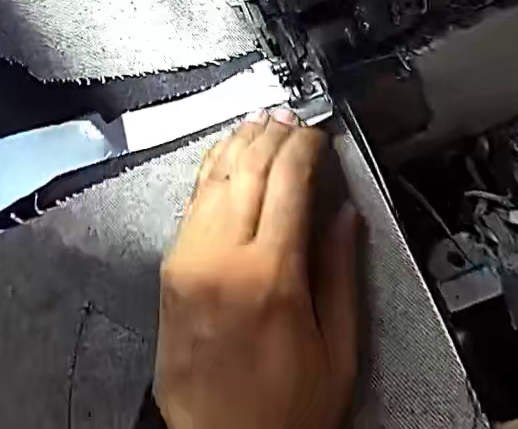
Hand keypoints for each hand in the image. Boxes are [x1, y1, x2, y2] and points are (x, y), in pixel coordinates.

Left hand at [155, 108, 360, 428]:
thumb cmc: (281, 411)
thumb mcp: (336, 351)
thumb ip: (341, 272)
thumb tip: (345, 213)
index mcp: (270, 276)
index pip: (288, 181)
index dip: (304, 146)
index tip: (317, 133)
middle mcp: (223, 255)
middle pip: (249, 166)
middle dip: (273, 133)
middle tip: (291, 118)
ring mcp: (190, 255)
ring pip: (216, 173)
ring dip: (240, 140)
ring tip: (261, 121)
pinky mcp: (172, 262)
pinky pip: (194, 197)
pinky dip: (213, 166)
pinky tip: (227, 153)